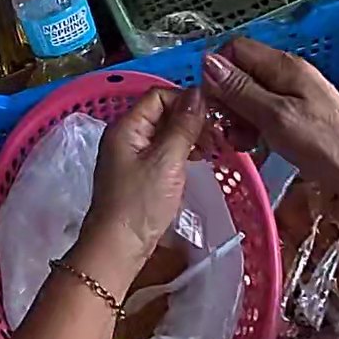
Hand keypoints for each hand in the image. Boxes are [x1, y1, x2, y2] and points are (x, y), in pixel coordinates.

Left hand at [71, 88, 206, 296]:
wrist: (118, 246)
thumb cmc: (140, 202)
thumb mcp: (167, 161)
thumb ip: (183, 126)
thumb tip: (198, 92)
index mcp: (126, 126)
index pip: (158, 95)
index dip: (186, 100)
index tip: (214, 115)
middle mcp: (125, 135)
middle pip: (162, 112)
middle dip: (191, 119)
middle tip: (220, 134)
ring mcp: (131, 155)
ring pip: (164, 133)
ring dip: (189, 136)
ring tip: (214, 148)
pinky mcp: (139, 173)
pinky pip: (163, 152)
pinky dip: (182, 152)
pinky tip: (199, 161)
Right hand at [201, 37, 338, 193]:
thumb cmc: (326, 145)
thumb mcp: (275, 116)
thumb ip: (240, 90)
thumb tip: (207, 62)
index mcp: (282, 66)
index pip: (234, 49)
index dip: (216, 71)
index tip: (211, 102)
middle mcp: (286, 74)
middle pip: (238, 73)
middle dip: (225, 98)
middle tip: (226, 128)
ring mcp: (292, 94)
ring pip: (247, 95)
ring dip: (236, 117)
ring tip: (240, 142)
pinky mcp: (295, 114)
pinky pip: (261, 112)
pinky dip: (251, 126)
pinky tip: (253, 145)